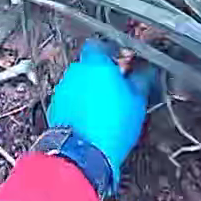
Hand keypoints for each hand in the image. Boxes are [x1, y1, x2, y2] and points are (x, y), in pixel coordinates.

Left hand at [46, 39, 155, 184]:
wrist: (83, 155)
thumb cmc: (109, 127)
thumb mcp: (137, 101)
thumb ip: (140, 79)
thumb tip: (145, 72)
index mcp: (96, 64)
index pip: (100, 45)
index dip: (111, 52)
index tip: (119, 61)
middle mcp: (76, 73)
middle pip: (89, 64)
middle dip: (102, 74)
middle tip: (117, 86)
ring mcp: (64, 90)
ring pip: (79, 82)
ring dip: (90, 90)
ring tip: (106, 106)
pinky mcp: (56, 107)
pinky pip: (70, 99)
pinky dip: (80, 104)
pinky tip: (93, 118)